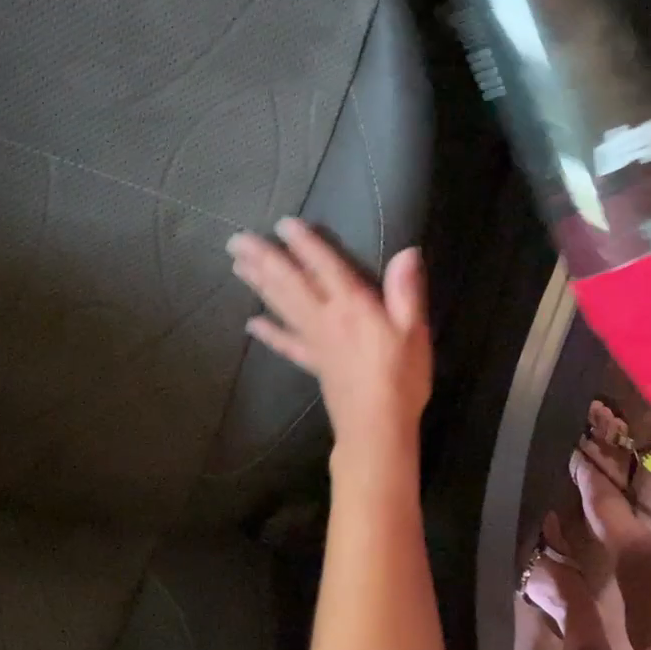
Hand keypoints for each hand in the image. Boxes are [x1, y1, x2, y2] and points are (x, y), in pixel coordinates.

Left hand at [227, 219, 431, 450]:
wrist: (378, 426)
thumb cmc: (402, 376)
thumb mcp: (413, 330)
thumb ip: (406, 291)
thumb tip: (407, 252)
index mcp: (354, 306)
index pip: (326, 267)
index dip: (306, 244)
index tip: (284, 223)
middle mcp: (327, 319)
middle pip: (292, 283)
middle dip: (265, 260)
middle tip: (237, 240)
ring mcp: (316, 342)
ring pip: (283, 306)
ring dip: (260, 284)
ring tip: (237, 264)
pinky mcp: (314, 364)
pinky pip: (287, 345)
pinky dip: (269, 333)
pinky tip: (251, 324)